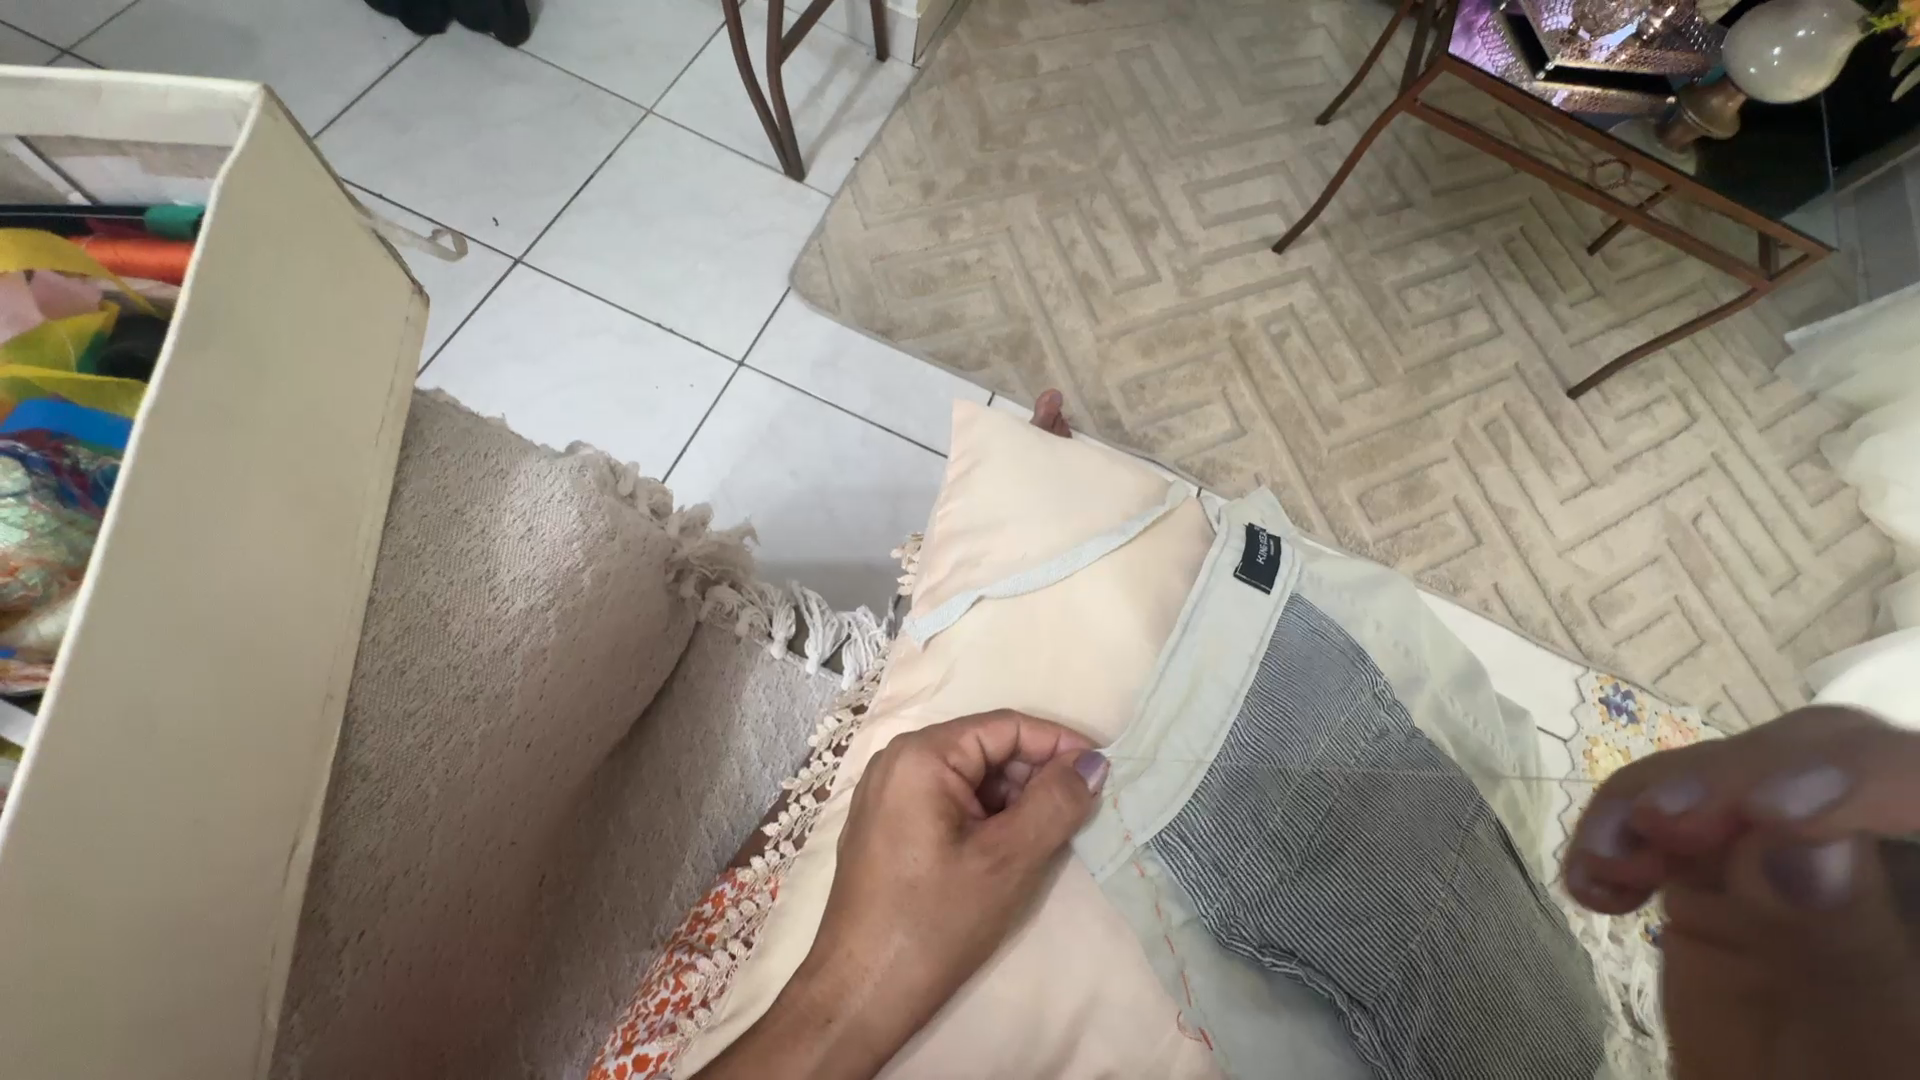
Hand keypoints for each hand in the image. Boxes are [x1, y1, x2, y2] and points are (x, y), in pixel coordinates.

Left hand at [701, 710, 1107, 1079]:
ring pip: (970, 776)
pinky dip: (986, 814)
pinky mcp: (887, 822)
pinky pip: (948, 799)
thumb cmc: (935, 923)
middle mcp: (898, 759)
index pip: (1006, 726)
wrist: (858, 996)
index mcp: (921, 755)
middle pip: (986, 747)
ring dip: (1014, 797)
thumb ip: (1055, 802)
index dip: (1059, 743)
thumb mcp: (1008, 860)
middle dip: (1036, 773)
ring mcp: (888, 791)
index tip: (1103, 771)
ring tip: (1050, 833)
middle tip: (1081, 810)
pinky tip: (1010, 847)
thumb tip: (1093, 762)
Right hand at [1562, 705, 1919, 1078]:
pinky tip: (1592, 883)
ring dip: (1648, 803)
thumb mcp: (1876, 1058)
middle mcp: (1884, 844)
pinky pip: (1658, 809)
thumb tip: (1787, 841)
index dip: (1861, 778)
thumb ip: (1853, 955)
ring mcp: (1794, 849)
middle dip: (1729, 780)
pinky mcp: (1712, 862)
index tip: (1769, 814)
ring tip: (1602, 866)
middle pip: (1824, 756)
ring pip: (1724, 772)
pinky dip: (1614, 831)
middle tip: (1658, 822)